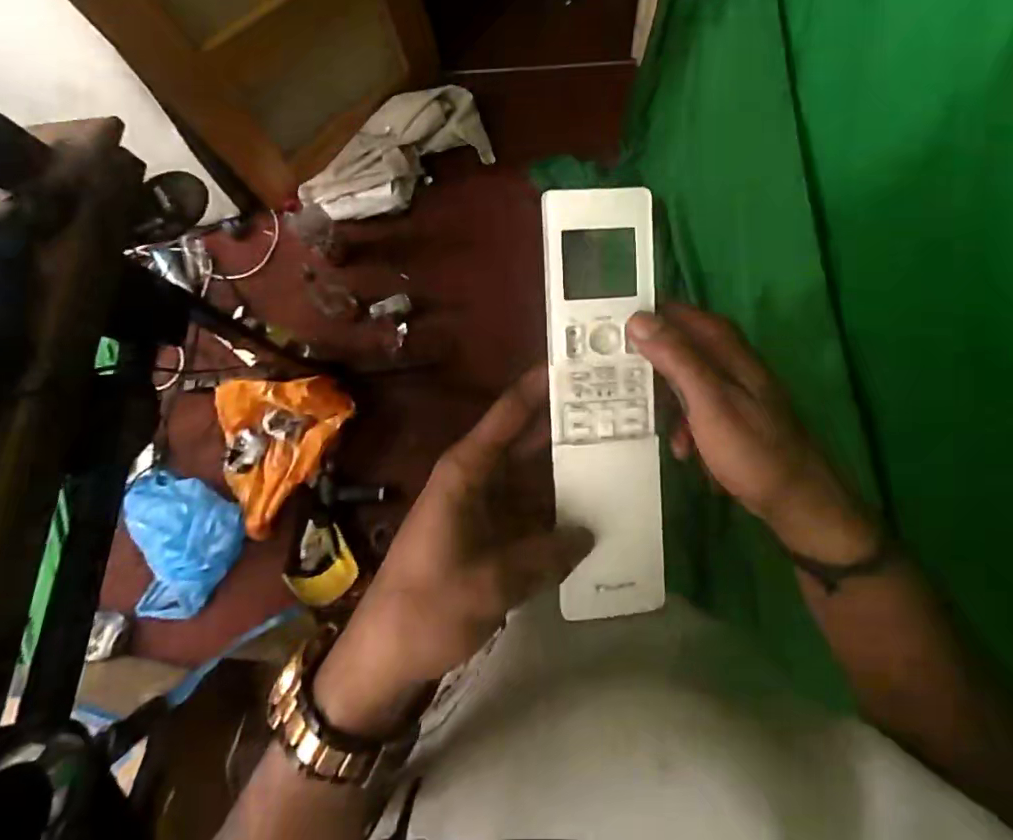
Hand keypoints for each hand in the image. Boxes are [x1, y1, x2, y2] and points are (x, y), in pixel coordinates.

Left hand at [314, 367, 592, 735]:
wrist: (387, 650)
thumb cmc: (428, 606)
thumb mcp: (490, 582)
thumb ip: (543, 556)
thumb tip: (588, 534)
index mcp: (465, 472)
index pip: (507, 416)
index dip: (538, 388)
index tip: (576, 363)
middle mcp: (476, 481)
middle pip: (528, 444)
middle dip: (569, 428)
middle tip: (623, 412)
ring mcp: (484, 509)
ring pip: (535, 479)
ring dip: (570, 472)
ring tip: (625, 458)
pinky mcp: (490, 538)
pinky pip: (533, 515)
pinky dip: (561, 514)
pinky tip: (600, 516)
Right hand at [625, 303, 876, 561]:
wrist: (799, 505)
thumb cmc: (753, 450)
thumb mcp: (708, 401)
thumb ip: (676, 358)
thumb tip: (638, 319)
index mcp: (728, 352)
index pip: (682, 315)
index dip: (649, 317)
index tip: (613, 328)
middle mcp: (733, 364)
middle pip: (681, 348)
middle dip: (651, 364)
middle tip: (622, 379)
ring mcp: (735, 393)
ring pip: (684, 380)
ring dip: (665, 399)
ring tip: (654, 421)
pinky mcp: (733, 419)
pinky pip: (695, 410)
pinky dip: (683, 424)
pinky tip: (683, 447)